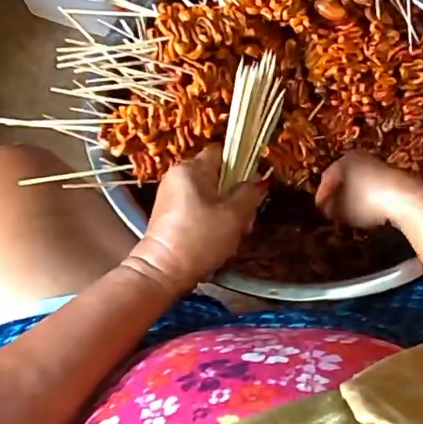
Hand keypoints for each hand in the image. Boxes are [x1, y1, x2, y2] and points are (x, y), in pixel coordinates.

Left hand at [128, 143, 265, 289]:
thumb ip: (250, 193)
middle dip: (236, 197)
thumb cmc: (200, 238)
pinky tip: (220, 241)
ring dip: (227, 213)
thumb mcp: (234, 215)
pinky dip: (212, 222)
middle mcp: (178, 177)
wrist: (163, 271)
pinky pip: (199, 211)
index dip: (242, 163)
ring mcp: (172, 197)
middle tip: (246, 219)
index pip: (222, 152)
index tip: (254, 183)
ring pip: (211, 197)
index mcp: (191, 169)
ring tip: (234, 235)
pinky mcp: (170, 217)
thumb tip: (259, 181)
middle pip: (218, 177)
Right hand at [314, 151, 422, 229]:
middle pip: (343, 178)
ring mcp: (377, 165)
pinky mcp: (392, 176)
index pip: (326, 178)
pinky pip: (372, 187)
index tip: (318, 210)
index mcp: (343, 160)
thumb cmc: (365, 201)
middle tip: (331, 211)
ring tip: (348, 214)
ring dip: (352, 197)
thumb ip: (330, 208)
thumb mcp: (341, 209)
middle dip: (337, 195)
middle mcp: (359, 157)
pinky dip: (366, 197)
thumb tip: (327, 209)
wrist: (405, 198)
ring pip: (358, 182)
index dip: (321, 196)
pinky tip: (367, 211)